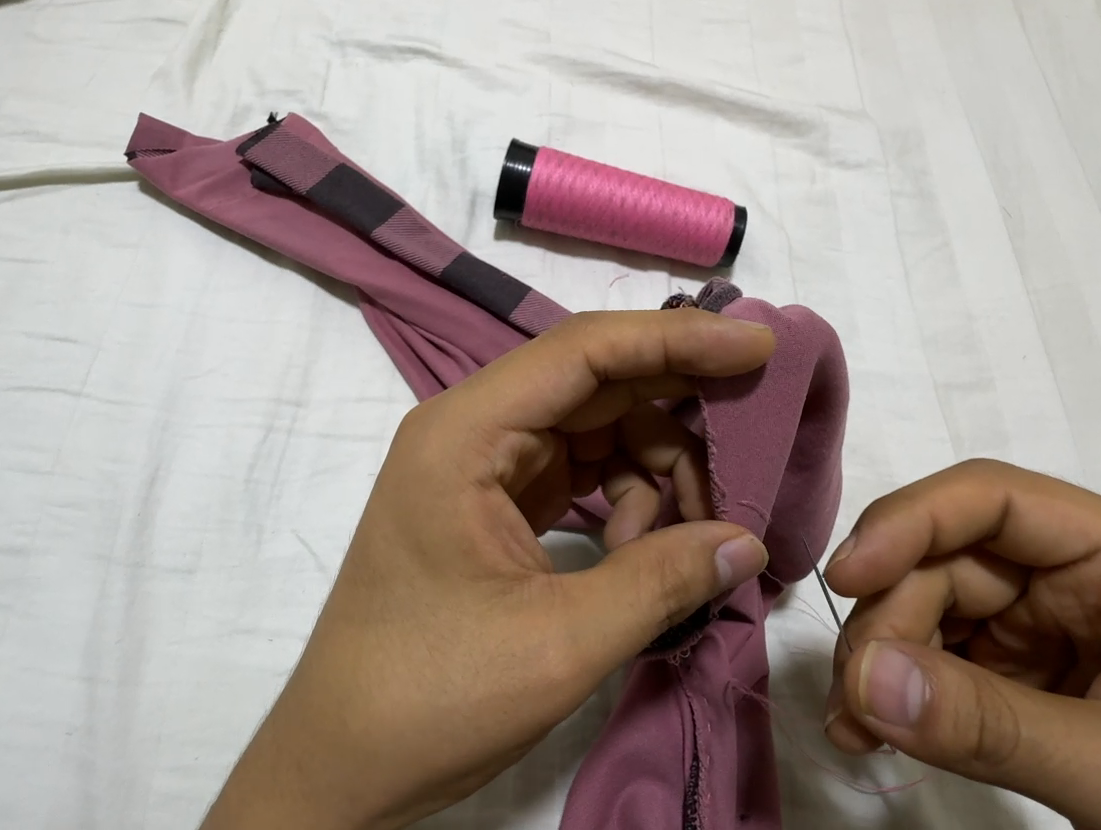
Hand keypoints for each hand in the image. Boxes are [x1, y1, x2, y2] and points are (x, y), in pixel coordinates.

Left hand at [203, 310, 777, 829]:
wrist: (342, 761)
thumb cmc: (431, 695)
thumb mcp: (557, 643)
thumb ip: (660, 581)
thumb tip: (748, 541)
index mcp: (467, 433)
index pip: (583, 351)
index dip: (676, 340)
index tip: (757, 349)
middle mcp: (474, 429)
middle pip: (596, 383)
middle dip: (680, 406)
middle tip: (757, 431)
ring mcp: (486, 464)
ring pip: (599, 429)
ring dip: (660, 469)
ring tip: (696, 534)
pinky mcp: (499, 500)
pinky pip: (584, 471)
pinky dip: (630, 499)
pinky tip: (647, 549)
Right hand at [822, 460, 1100, 829]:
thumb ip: (996, 726)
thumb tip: (862, 679)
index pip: (996, 500)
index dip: (911, 522)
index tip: (845, 579)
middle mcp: (1089, 581)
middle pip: (953, 562)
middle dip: (894, 618)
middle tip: (854, 696)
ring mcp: (1062, 635)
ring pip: (940, 613)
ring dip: (887, 661)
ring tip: (855, 727)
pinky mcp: (1042, 689)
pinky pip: (952, 670)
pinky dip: (907, 696)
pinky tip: (875, 733)